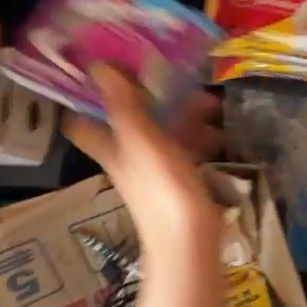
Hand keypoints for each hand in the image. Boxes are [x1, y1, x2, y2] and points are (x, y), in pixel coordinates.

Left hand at [64, 66, 223, 246]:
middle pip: (132, 120)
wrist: (191, 241)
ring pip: (164, 133)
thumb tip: (99, 65)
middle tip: (176, 78)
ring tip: (213, 105)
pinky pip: (188, 150)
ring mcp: (156, 170)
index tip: (106, 70)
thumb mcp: (143, 141)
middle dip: (154, 98)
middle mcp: (129, 157)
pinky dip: (202, 138)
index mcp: (112, 147)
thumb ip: (124, 105)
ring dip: (186, 116)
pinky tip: (222, 133)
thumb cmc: (163, 190)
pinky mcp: (181, 180)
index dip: (88, 96)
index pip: (84, 120)